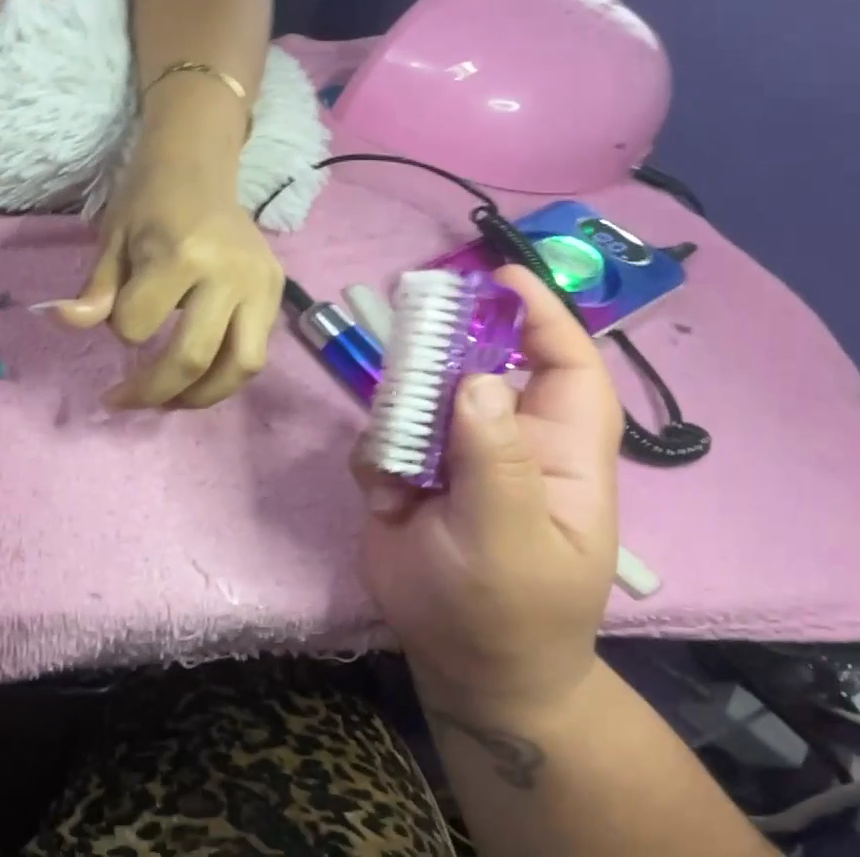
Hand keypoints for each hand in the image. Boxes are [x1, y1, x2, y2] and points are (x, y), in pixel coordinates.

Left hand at [50, 146, 284, 407]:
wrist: (197, 164)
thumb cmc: (146, 200)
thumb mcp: (111, 241)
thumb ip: (95, 292)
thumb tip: (60, 323)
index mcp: (181, 256)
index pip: (138, 326)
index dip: (118, 332)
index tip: (111, 318)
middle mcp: (230, 274)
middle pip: (194, 360)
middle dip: (153, 392)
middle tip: (124, 401)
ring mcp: (261, 284)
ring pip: (240, 367)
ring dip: (200, 397)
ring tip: (167, 403)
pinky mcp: (278, 291)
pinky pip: (256, 352)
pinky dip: (226, 375)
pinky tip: (195, 378)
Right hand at [354, 266, 621, 716]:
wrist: (461, 662)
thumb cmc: (505, 606)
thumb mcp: (508, 538)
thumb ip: (494, 460)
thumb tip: (477, 379)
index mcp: (559, 456)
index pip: (565, 370)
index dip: (542, 318)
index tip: (500, 277)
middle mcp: (507, 446)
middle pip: (477, 373)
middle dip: (442, 356)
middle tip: (405, 341)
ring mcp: (453, 462)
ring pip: (416, 405)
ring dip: (396, 424)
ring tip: (395, 469)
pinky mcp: (406, 479)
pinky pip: (380, 442)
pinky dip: (373, 461)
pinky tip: (382, 501)